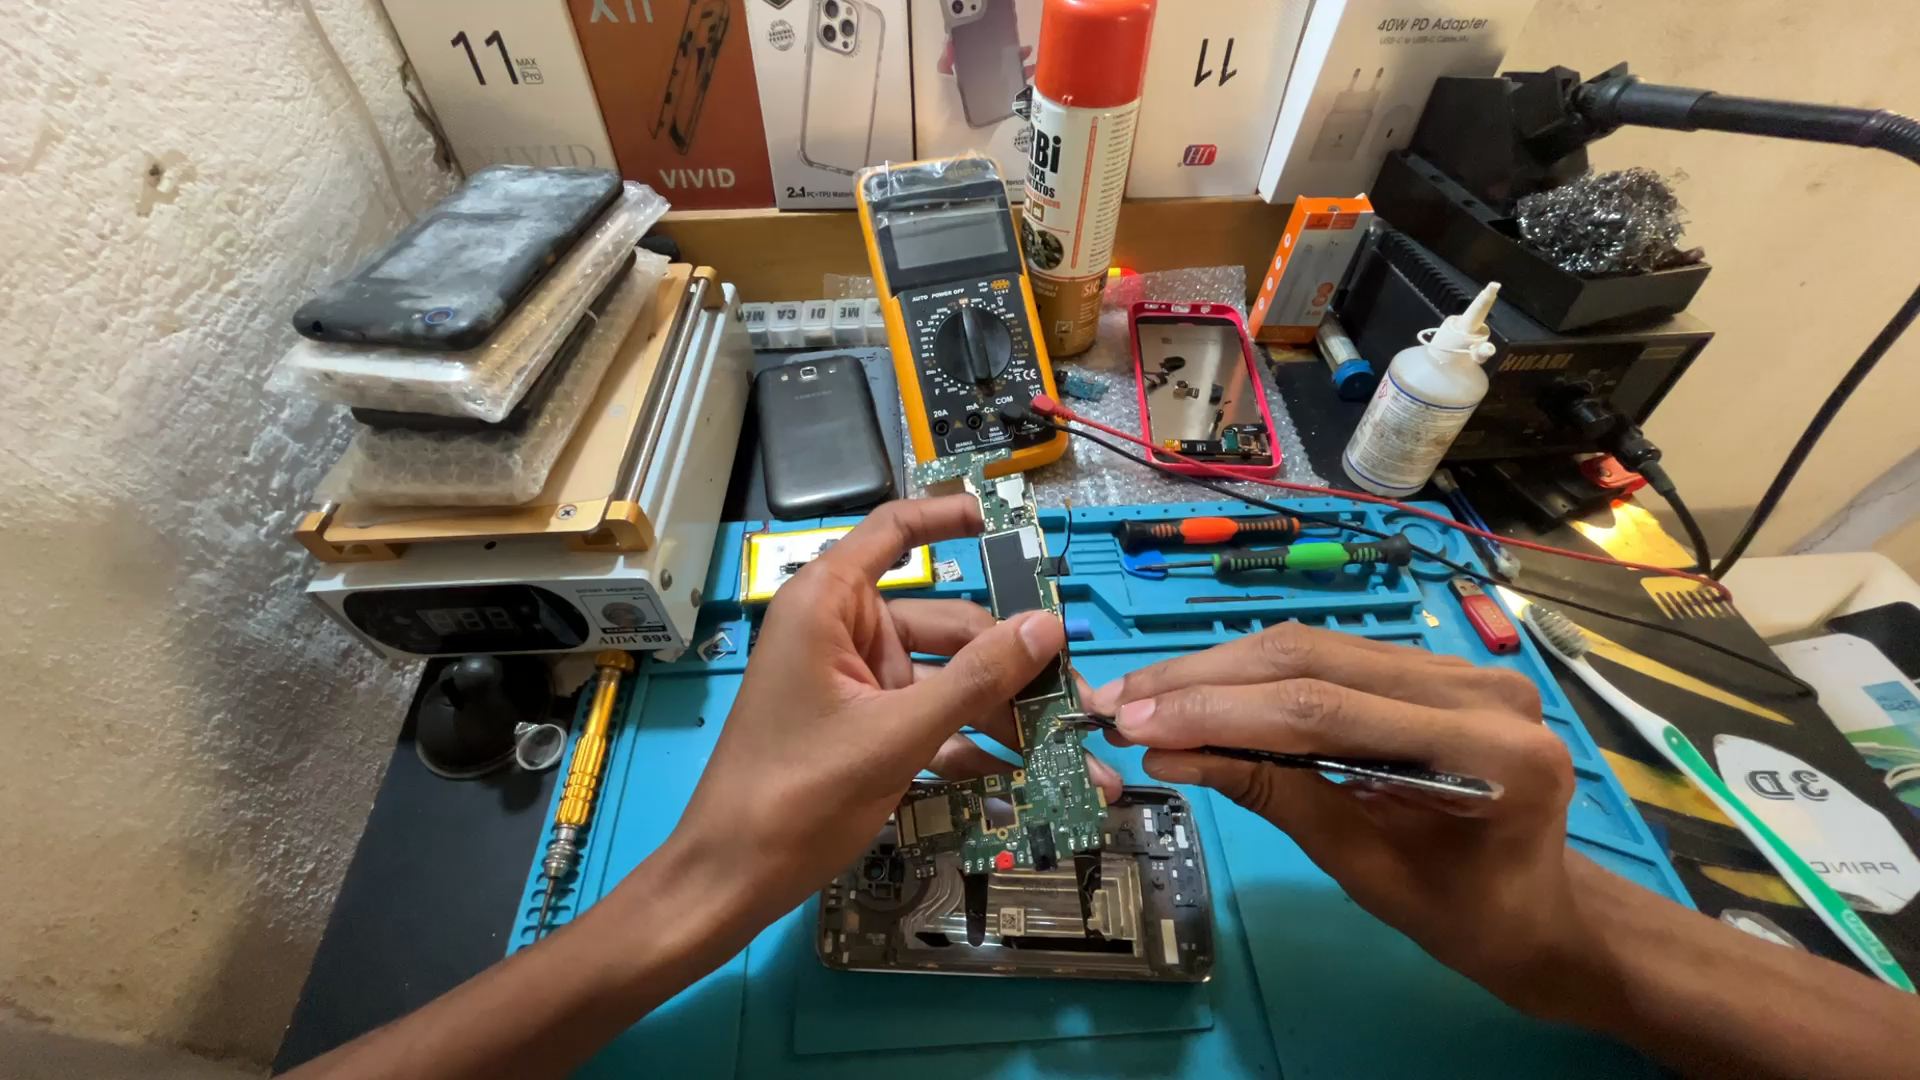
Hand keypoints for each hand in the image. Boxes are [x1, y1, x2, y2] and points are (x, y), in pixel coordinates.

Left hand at [648, 497, 1118, 934]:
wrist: (731, 881)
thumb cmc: (797, 794)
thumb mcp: (894, 735)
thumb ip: (974, 680)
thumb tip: (1046, 626)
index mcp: (830, 603)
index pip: (894, 531)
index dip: (948, 517)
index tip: (1005, 523)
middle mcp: (847, 630)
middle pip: (946, 622)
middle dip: (1009, 663)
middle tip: (1073, 700)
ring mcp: (859, 680)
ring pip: (946, 676)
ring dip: (999, 713)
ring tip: (1063, 751)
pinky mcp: (866, 722)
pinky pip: (929, 716)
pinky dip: (967, 740)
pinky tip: (1019, 773)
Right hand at [1085, 623, 1584, 1007]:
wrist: (1542, 909)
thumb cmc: (1463, 912)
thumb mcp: (1359, 866)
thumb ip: (1267, 793)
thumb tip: (1166, 755)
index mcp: (1486, 750)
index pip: (1319, 710)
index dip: (1216, 712)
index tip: (1134, 722)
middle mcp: (1473, 684)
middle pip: (1304, 660)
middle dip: (1198, 681)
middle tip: (1120, 701)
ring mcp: (1449, 664)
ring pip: (1300, 646)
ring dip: (1211, 670)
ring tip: (1141, 693)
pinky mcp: (1418, 662)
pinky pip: (1316, 655)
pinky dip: (1245, 673)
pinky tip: (1194, 687)